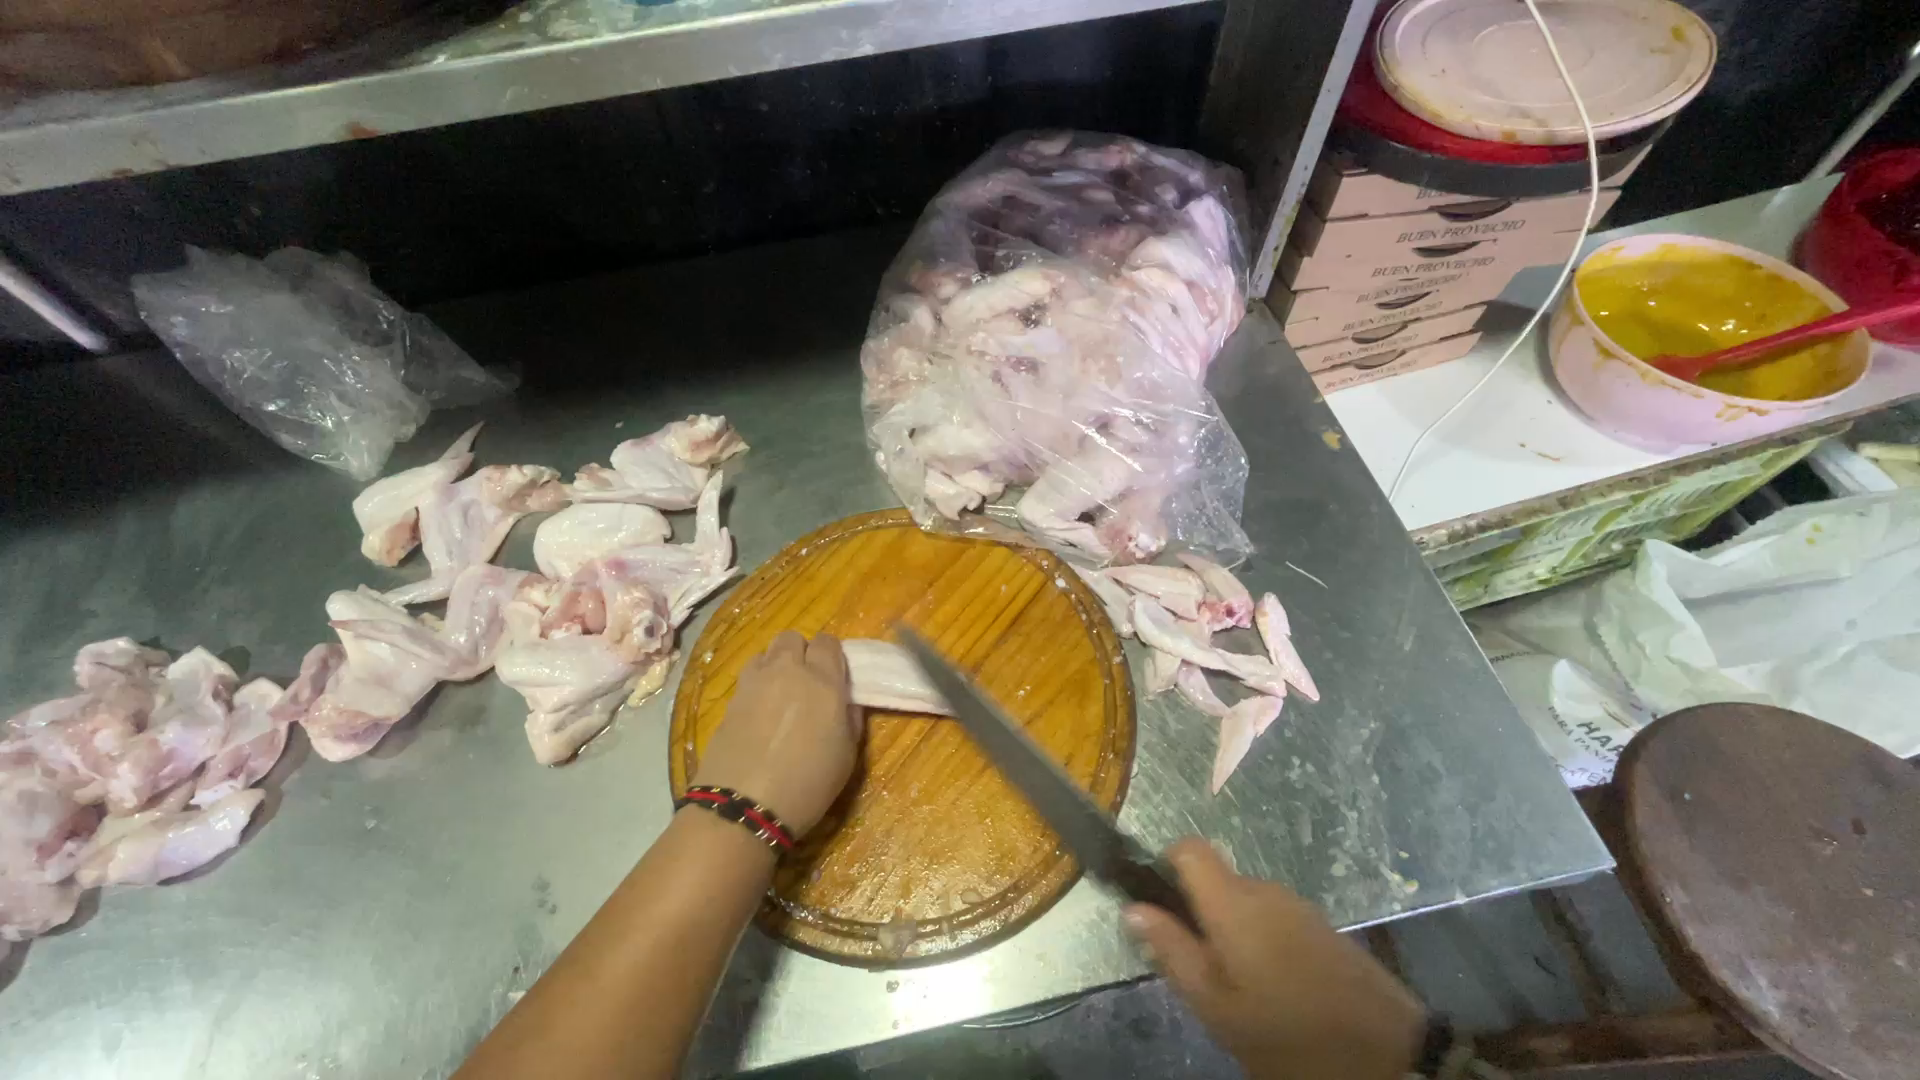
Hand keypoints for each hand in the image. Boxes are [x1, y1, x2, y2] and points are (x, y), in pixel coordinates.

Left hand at [692, 631, 860, 837]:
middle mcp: (788, 671)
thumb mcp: (847, 755)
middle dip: (801, 652)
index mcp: (824, 681)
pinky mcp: (730, 699)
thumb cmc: (809, 783)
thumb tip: (845, 701)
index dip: (832, 656)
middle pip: (792, 638)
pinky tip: (759, 713)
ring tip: (780, 694)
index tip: (835, 677)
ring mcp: (754, 682)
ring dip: (776, 665)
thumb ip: (849, 718)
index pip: (829, 643)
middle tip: (807, 682)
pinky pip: (748, 677)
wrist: (745, 805)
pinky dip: (756, 685)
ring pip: (766, 653)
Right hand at [1124, 838, 1425, 1079]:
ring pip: (1243, 902)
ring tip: (1237, 989)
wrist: (1393, 1055)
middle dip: (1197, 915)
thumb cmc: (1289, 1032)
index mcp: (1232, 901)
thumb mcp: (1217, 1007)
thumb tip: (1133, 909)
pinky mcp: (1321, 926)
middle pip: (1214, 880)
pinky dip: (1260, 942)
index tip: (1159, 909)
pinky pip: (1272, 918)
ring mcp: (1297, 905)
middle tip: (1198, 971)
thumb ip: (1172, 952)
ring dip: (1230, 933)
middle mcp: (1264, 889)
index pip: (1188, 848)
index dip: (1164, 866)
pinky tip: (1272, 990)